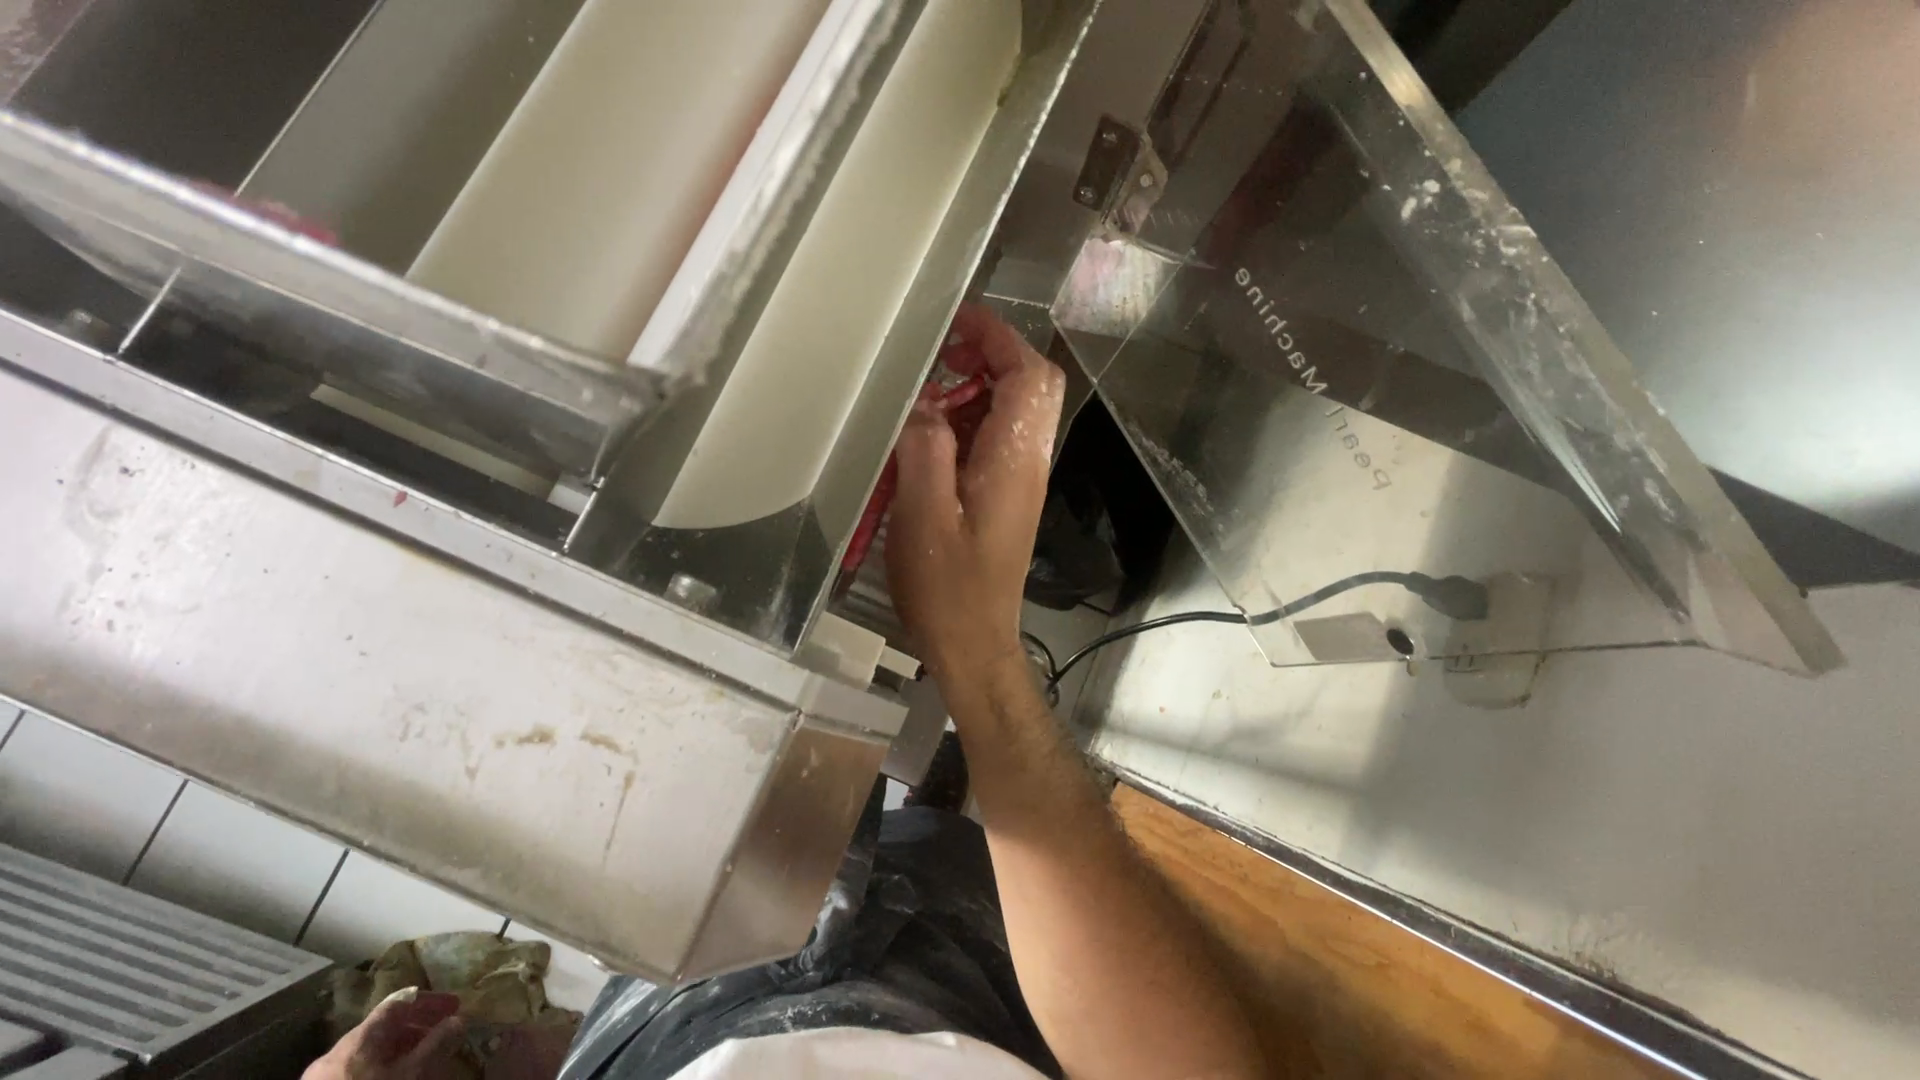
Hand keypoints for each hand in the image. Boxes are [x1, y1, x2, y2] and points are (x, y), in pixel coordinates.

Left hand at [304, 989, 463, 1079]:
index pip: (399, 1002)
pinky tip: (394, 1079)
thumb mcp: (412, 1074)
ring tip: (421, 1065)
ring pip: (368, 1054)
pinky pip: (355, 1073)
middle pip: (382, 1029)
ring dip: (399, 1053)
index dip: (429, 1001)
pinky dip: (380, 1071)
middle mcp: (336, 1050)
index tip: (454, 1008)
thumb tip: (457, 1020)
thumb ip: (436, 1044)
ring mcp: (320, 1076)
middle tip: (442, 1040)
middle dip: (416, 1030)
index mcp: (360, 1036)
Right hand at [887, 305, 1065, 684]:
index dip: (999, 337)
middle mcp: (1028, 463)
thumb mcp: (923, 514)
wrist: (974, 644)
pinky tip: (925, 439)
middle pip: (1030, 387)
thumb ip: (924, 447)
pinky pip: (994, 442)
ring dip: (973, 391)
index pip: (1028, 375)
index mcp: (1014, 459)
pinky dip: (965, 424)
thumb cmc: (947, 587)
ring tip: (922, 396)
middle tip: (939, 355)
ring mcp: (1020, 481)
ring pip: (1011, 412)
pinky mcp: (1005, 498)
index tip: (957, 321)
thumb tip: (926, 402)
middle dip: (989, 356)